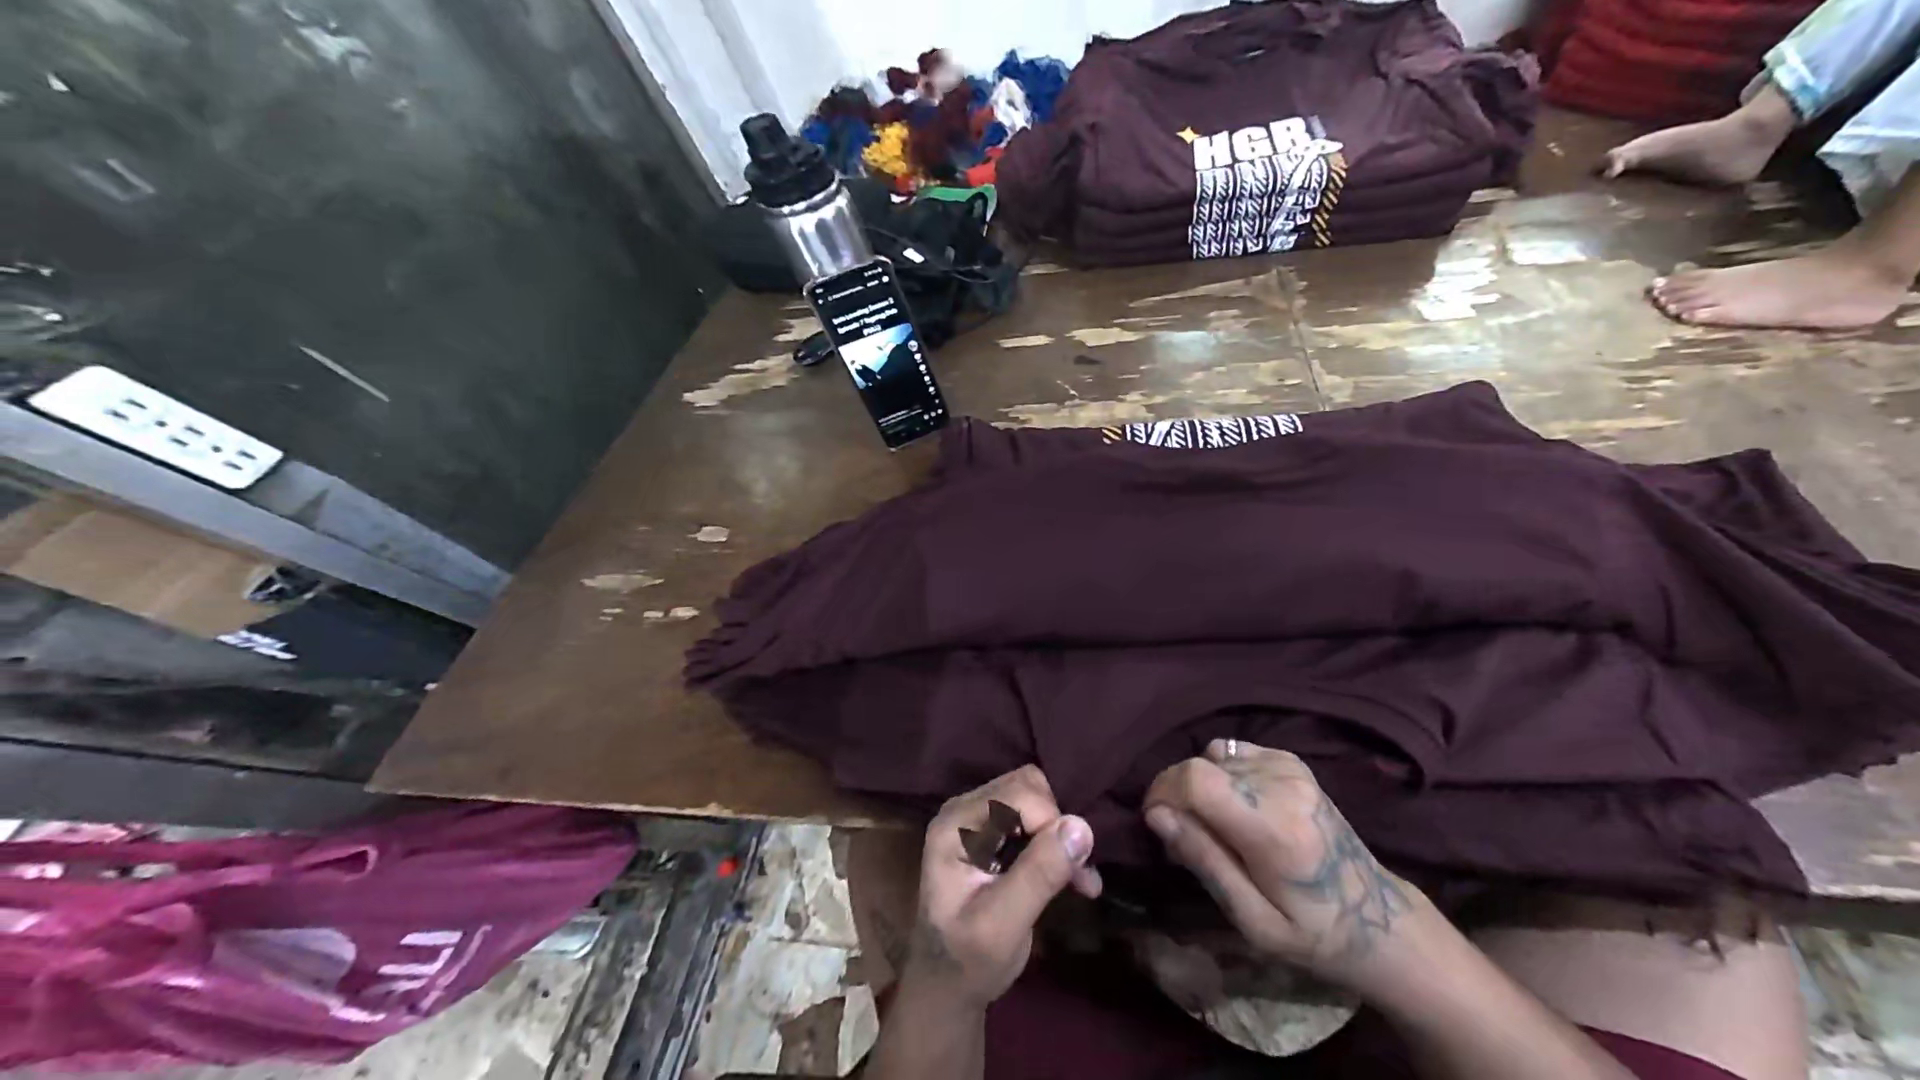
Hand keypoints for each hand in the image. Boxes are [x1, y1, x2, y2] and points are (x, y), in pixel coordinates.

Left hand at [902, 765, 1101, 1009]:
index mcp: (955, 826)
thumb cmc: (968, 959)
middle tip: (1079, 871)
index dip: (1051, 821)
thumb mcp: (1003, 925)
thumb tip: (1081, 826)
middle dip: (1059, 824)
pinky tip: (1075, 877)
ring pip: (1035, 797)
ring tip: (1080, 879)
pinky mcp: (993, 832)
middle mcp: (963, 811)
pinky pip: (1034, 815)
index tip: (1072, 866)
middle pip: (1026, 786)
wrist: (948, 985)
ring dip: (1061, 834)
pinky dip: (1057, 841)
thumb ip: (1039, 874)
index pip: (1016, 794)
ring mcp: (977, 819)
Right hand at [1143, 740, 1419, 988]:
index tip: (1156, 823)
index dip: (1162, 793)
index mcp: (1275, 830)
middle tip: (1183, 836)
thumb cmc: (1313, 933)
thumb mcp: (1253, 921)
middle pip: (1198, 765)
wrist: (1378, 920)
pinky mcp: (1291, 761)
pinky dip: (1220, 772)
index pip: (1196, 779)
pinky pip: (1231, 750)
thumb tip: (1156, 815)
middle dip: (1175, 795)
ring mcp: (1289, 768)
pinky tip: (1235, 804)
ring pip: (1210, 757)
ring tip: (1213, 824)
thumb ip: (1204, 861)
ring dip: (1198, 786)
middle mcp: (1283, 786)